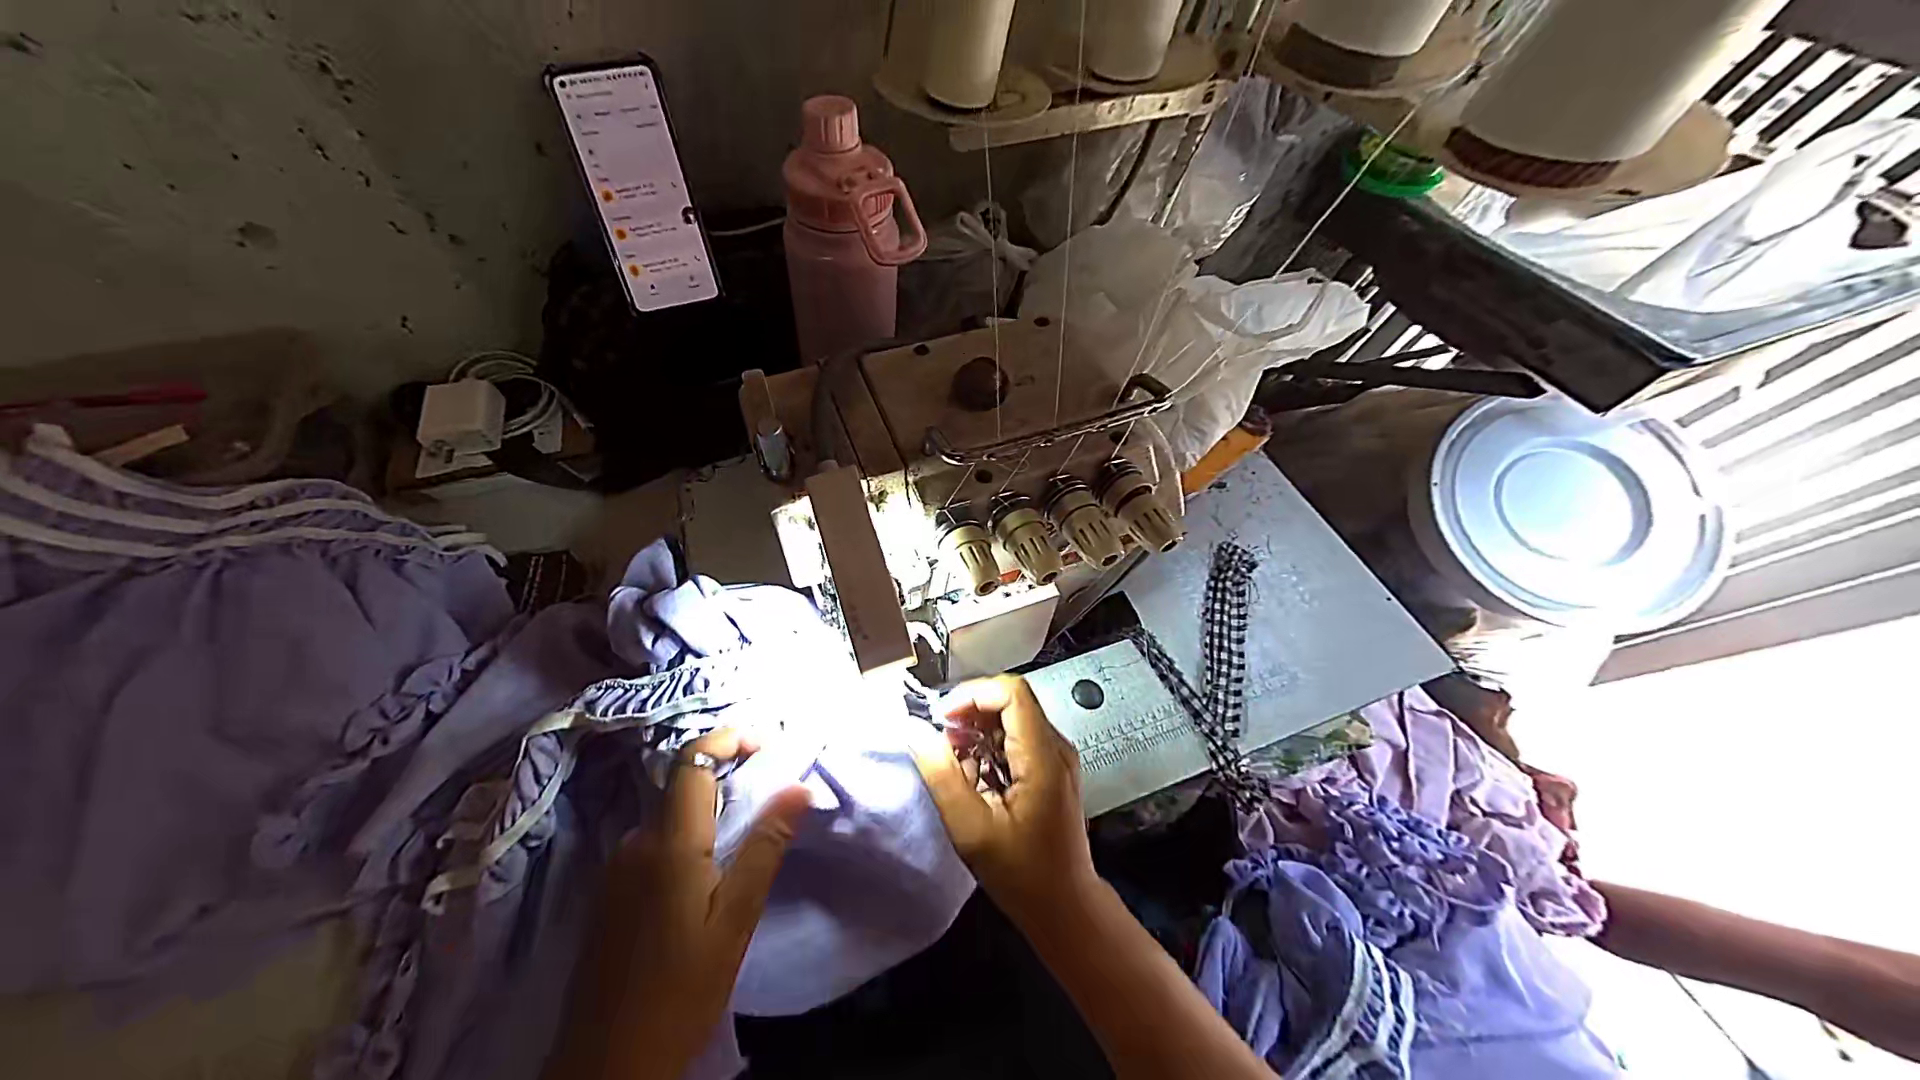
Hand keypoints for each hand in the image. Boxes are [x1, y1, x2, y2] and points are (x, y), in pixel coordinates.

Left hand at [558, 729, 810, 1079]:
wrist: (607, 1065)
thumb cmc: (682, 989)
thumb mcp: (736, 918)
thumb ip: (765, 845)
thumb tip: (798, 786)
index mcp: (669, 843)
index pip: (692, 760)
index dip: (727, 738)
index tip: (765, 742)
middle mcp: (636, 842)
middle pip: (683, 784)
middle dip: (727, 773)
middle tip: (769, 787)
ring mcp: (617, 867)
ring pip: (670, 815)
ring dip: (708, 809)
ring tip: (747, 832)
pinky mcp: (611, 891)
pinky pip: (655, 842)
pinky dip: (687, 836)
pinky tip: (709, 871)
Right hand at [909, 675, 1097, 928]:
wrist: (1066, 907)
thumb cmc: (1022, 874)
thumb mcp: (972, 829)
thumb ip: (942, 776)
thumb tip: (916, 732)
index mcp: (1044, 757)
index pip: (1011, 692)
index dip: (973, 695)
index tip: (943, 719)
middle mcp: (1056, 748)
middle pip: (1010, 702)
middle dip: (970, 715)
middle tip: (943, 745)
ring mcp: (1057, 758)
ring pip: (1012, 719)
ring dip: (978, 733)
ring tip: (956, 765)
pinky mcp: (1052, 769)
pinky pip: (1018, 739)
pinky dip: (990, 747)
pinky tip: (975, 777)